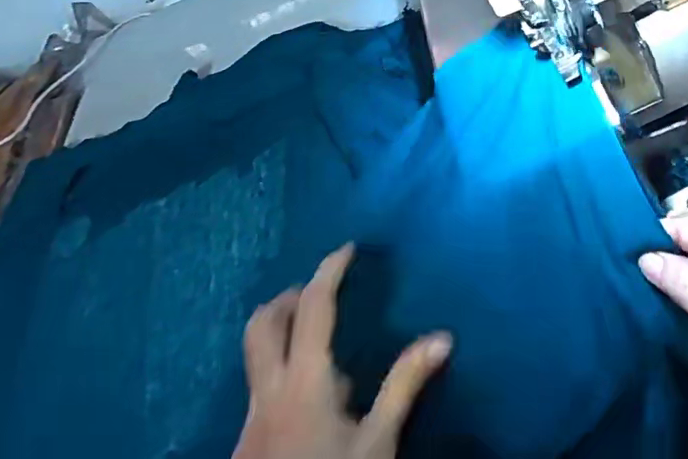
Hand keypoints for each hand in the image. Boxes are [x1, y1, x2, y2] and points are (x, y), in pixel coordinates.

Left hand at [234, 244, 451, 458]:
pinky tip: (314, 412)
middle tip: (320, 293)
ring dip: (283, 336)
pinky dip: (284, 377)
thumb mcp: (378, 442)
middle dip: (289, 297)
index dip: (329, 271)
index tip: (347, 249)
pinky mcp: (243, 449)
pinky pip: (259, 393)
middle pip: (262, 324)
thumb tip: (443, 337)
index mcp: (304, 383)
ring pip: (255, 358)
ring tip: (325, 356)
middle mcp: (267, 393)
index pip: (313, 307)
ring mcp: (248, 424)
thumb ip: (405, 384)